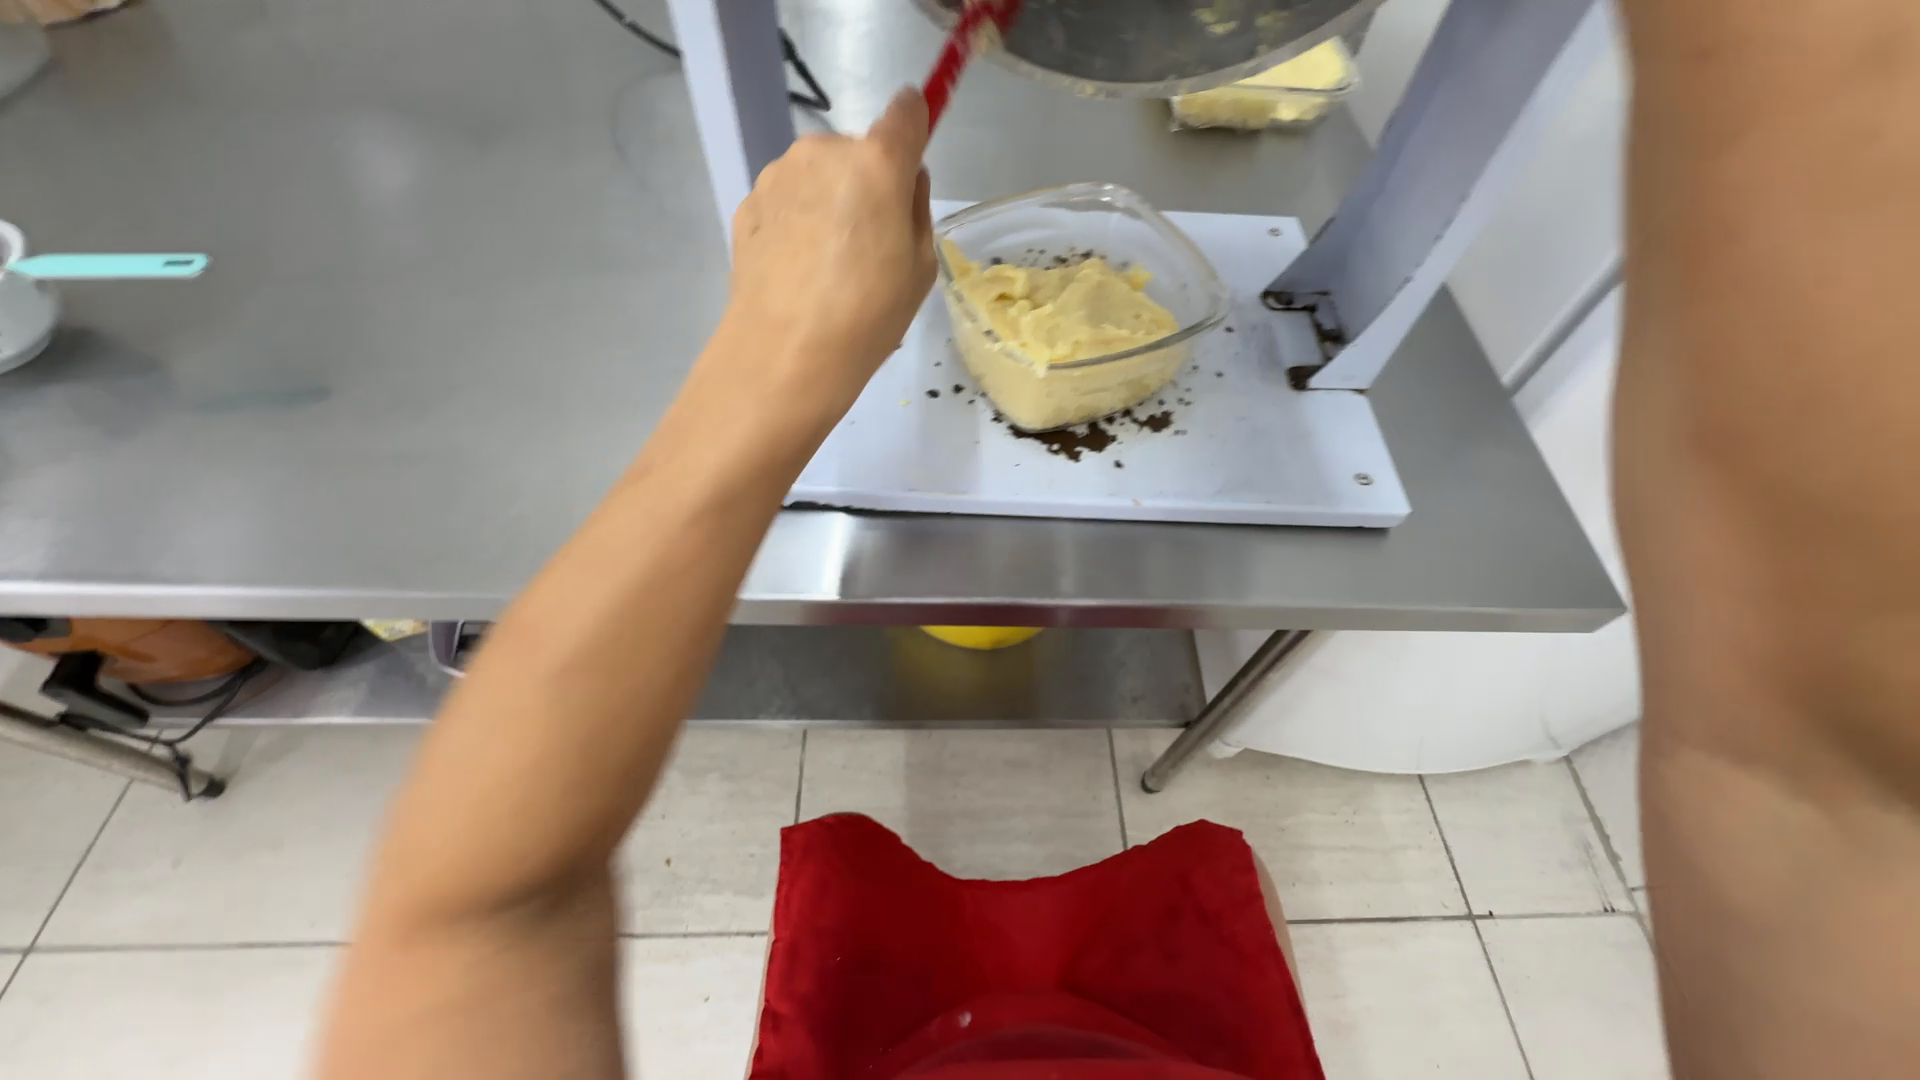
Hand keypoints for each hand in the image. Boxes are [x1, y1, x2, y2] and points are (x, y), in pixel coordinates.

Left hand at [721, 89, 935, 410]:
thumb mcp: (920, 268)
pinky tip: (798, 272)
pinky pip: (787, 202)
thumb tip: (902, 182)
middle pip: (856, 152)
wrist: (786, 354)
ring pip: (817, 176)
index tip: (911, 161)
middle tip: (870, 245)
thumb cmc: (868, 315)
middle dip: (866, 184)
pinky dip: (796, 224)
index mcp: (876, 162)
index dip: (913, 131)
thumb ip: (916, 209)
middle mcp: (822, 153)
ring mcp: (777, 175)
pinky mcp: (748, 204)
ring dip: (827, 203)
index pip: (905, 113)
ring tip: (829, 267)